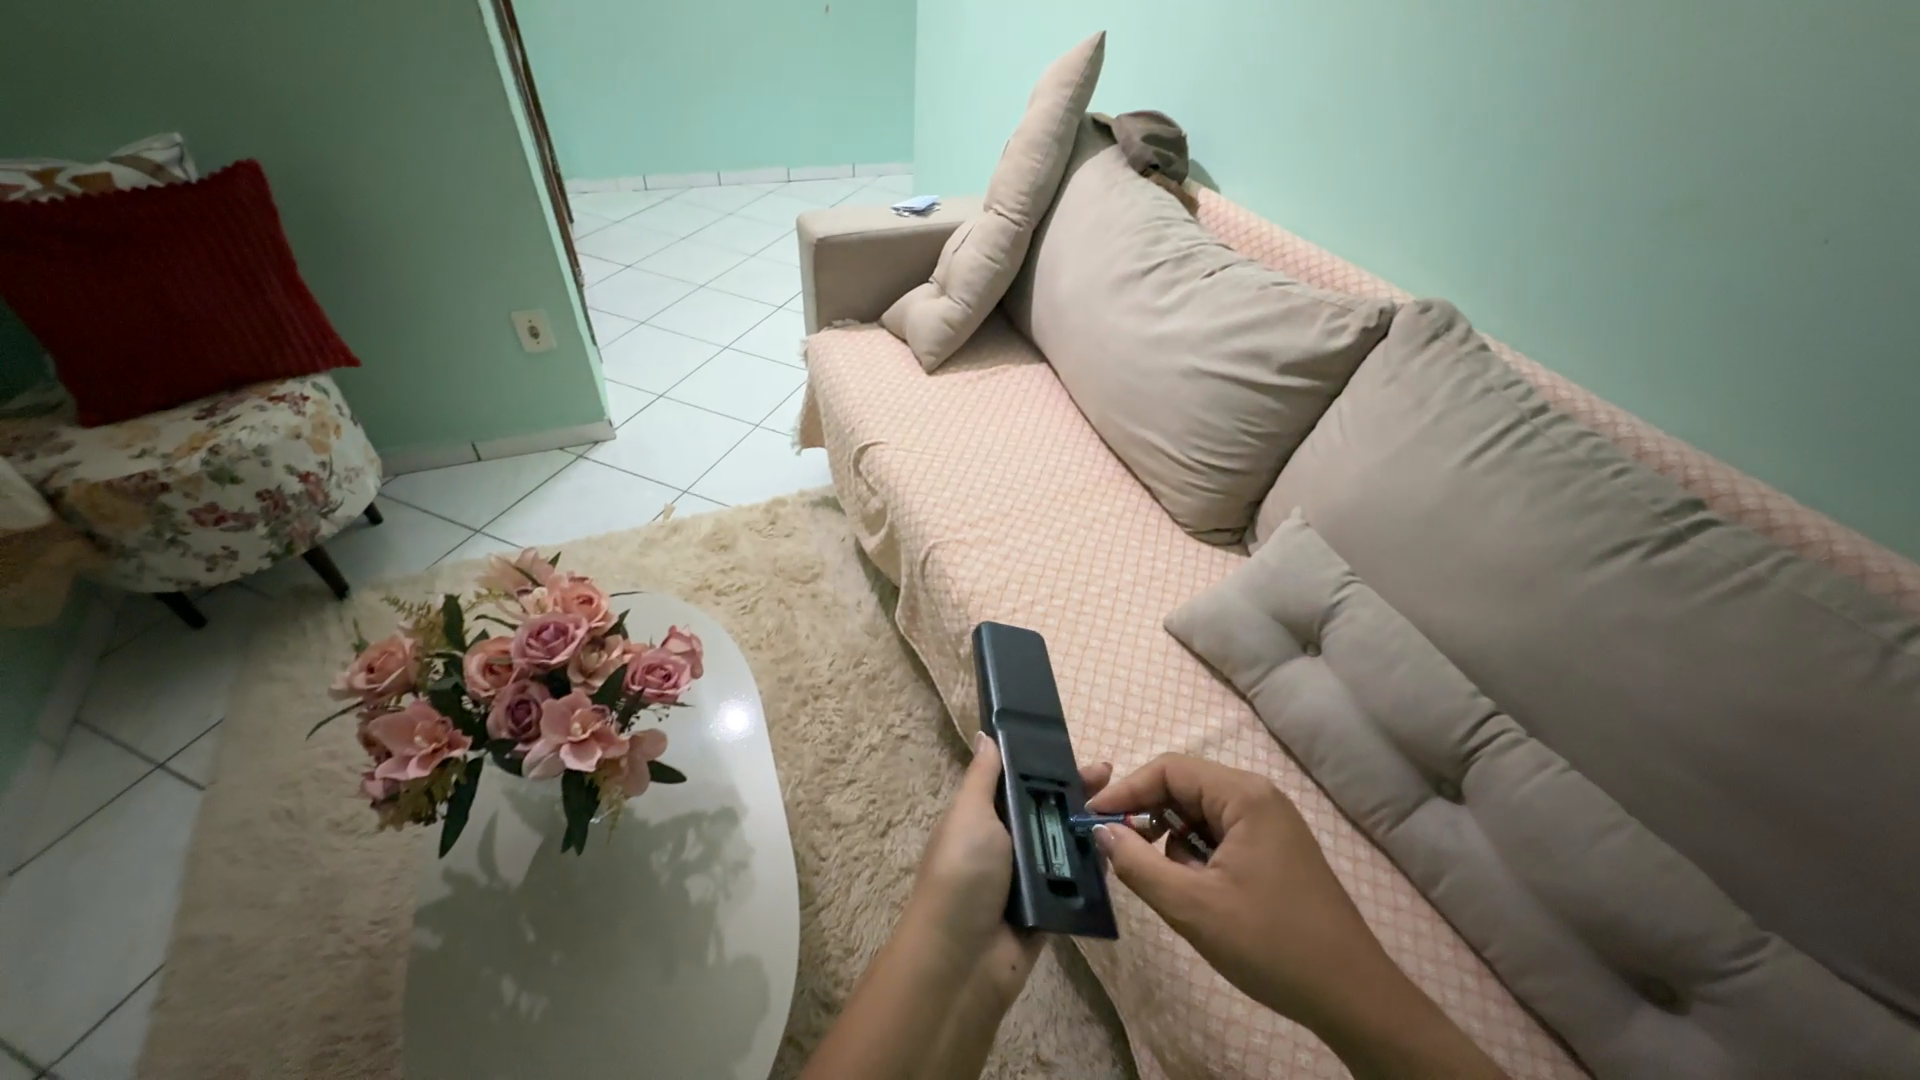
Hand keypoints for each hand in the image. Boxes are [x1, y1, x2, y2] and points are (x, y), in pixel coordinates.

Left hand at [905, 732, 1111, 1005]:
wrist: (963, 960)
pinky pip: (1076, 883)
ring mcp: (1028, 878)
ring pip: (1066, 845)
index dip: (1049, 768)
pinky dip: (1095, 869)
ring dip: (1091, 830)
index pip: (1020, 783)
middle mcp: (1006, 843)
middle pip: (1049, 811)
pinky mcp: (1049, 909)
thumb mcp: (970, 815)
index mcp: (983, 817)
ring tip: (1125, 812)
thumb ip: (984, 776)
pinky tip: (1120, 851)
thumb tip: (986, 735)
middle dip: (1079, 795)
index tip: (1081, 755)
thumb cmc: (962, 874)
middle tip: (1113, 778)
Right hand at [1086, 753, 1394, 1029]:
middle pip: (1184, 787)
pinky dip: (1195, 854)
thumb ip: (1138, 864)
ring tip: (1158, 879)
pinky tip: (1191, 889)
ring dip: (1171, 839)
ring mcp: (1270, 824)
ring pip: (1200, 814)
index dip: (1125, 791)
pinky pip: (1220, 834)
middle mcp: (1258, 798)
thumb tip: (1101, 832)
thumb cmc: (1270, 944)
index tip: (1091, 821)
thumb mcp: (1192, 907)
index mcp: (1244, 796)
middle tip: (1115, 850)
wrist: (1352, 997)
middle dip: (1146, 815)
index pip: (1168, 770)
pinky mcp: (1274, 850)